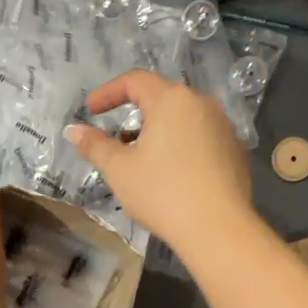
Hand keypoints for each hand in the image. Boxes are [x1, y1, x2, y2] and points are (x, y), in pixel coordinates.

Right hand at [64, 70, 259, 254]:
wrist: (217, 226)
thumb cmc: (161, 192)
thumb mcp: (119, 170)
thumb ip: (95, 145)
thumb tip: (72, 130)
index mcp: (171, 100)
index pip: (135, 81)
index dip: (108, 92)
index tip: (91, 109)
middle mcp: (201, 104)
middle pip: (162, 98)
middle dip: (135, 114)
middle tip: (116, 138)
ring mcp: (223, 126)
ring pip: (183, 119)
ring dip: (159, 131)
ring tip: (142, 158)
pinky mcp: (235, 150)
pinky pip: (201, 138)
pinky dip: (180, 146)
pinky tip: (172, 173)